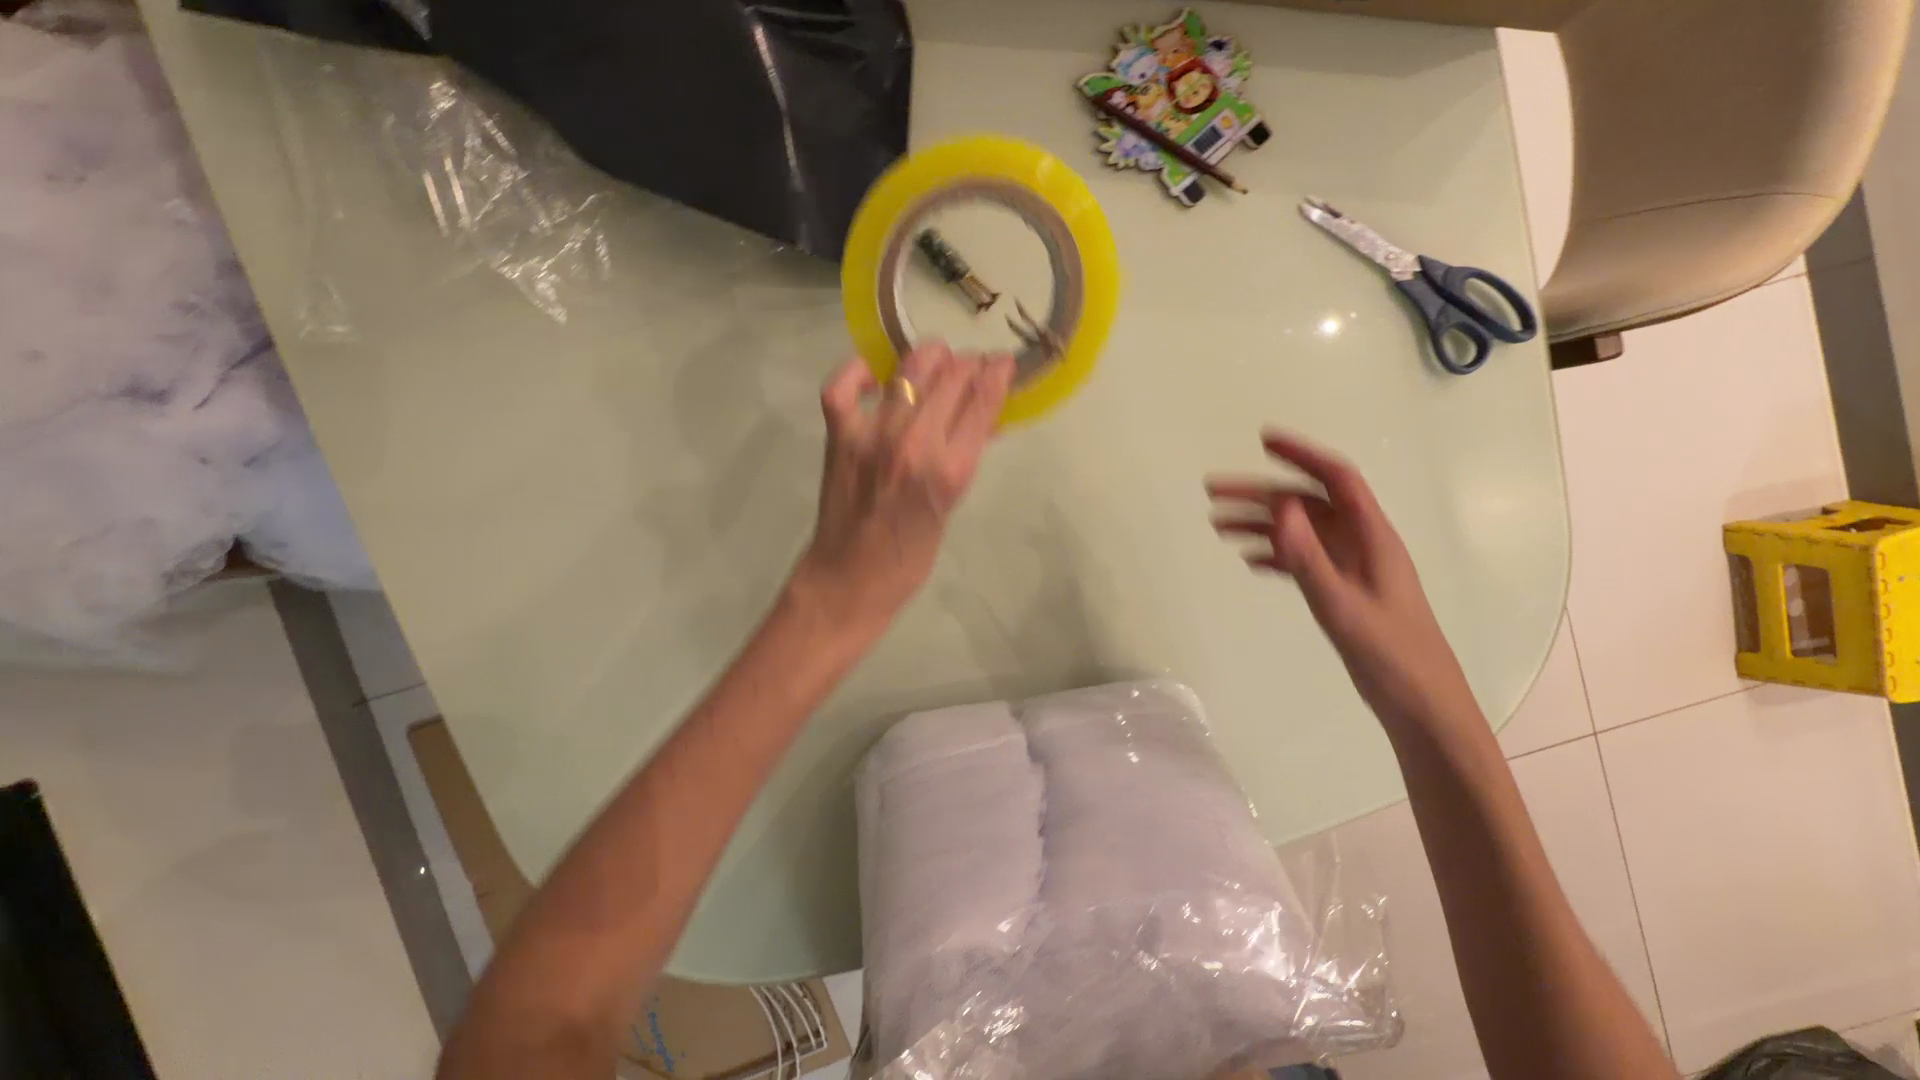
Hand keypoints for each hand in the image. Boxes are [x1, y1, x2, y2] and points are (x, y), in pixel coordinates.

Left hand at [793, 343, 1015, 630]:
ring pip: (908, 369)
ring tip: (936, 361)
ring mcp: (871, 435)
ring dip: (929, 357)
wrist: (849, 580)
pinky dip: (859, 371)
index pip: (983, 398)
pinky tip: (877, 375)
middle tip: (972, 365)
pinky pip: (844, 384)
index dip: (998, 371)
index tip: (1003, 362)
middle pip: (951, 376)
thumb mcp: (951, 506)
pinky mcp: (839, 436)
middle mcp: (913, 444)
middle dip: (969, 363)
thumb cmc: (909, 556)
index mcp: (950, 470)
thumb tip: (984, 419)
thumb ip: (964, 458)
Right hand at [1207, 432, 1478, 731]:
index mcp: (1373, 537)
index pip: (1337, 478)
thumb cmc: (1391, 655)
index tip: (1262, 441)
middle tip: (1213, 493)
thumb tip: (1277, 506)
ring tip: (1218, 527)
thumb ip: (1308, 558)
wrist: (1422, 706)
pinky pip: (1304, 560)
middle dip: (1261, 493)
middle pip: (1308, 504)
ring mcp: (1352, 569)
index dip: (1302, 454)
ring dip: (1261, 524)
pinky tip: (1249, 560)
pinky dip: (1276, 554)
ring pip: (1302, 532)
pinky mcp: (1344, 592)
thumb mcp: (1343, 606)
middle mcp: (1362, 544)